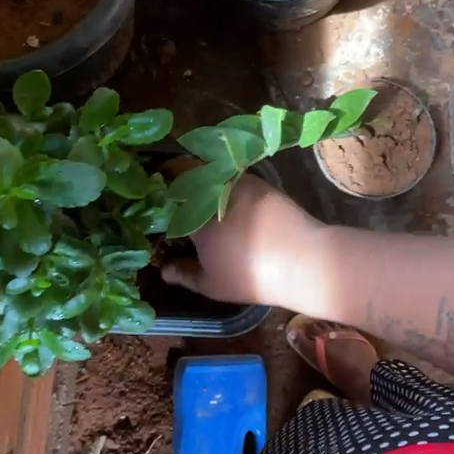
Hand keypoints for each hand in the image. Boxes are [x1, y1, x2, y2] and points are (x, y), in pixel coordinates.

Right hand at [162, 173, 328, 309]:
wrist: (303, 259)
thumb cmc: (251, 275)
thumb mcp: (211, 284)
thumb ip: (183, 274)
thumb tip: (163, 269)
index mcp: (194, 214)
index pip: (164, 195)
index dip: (155, 196)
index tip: (150, 203)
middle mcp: (212, 190)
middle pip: (183, 171)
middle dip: (173, 178)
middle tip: (170, 194)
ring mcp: (237, 181)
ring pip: (207, 169)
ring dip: (197, 176)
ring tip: (195, 194)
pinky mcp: (258, 181)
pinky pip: (230, 174)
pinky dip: (220, 180)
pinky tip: (223, 197)